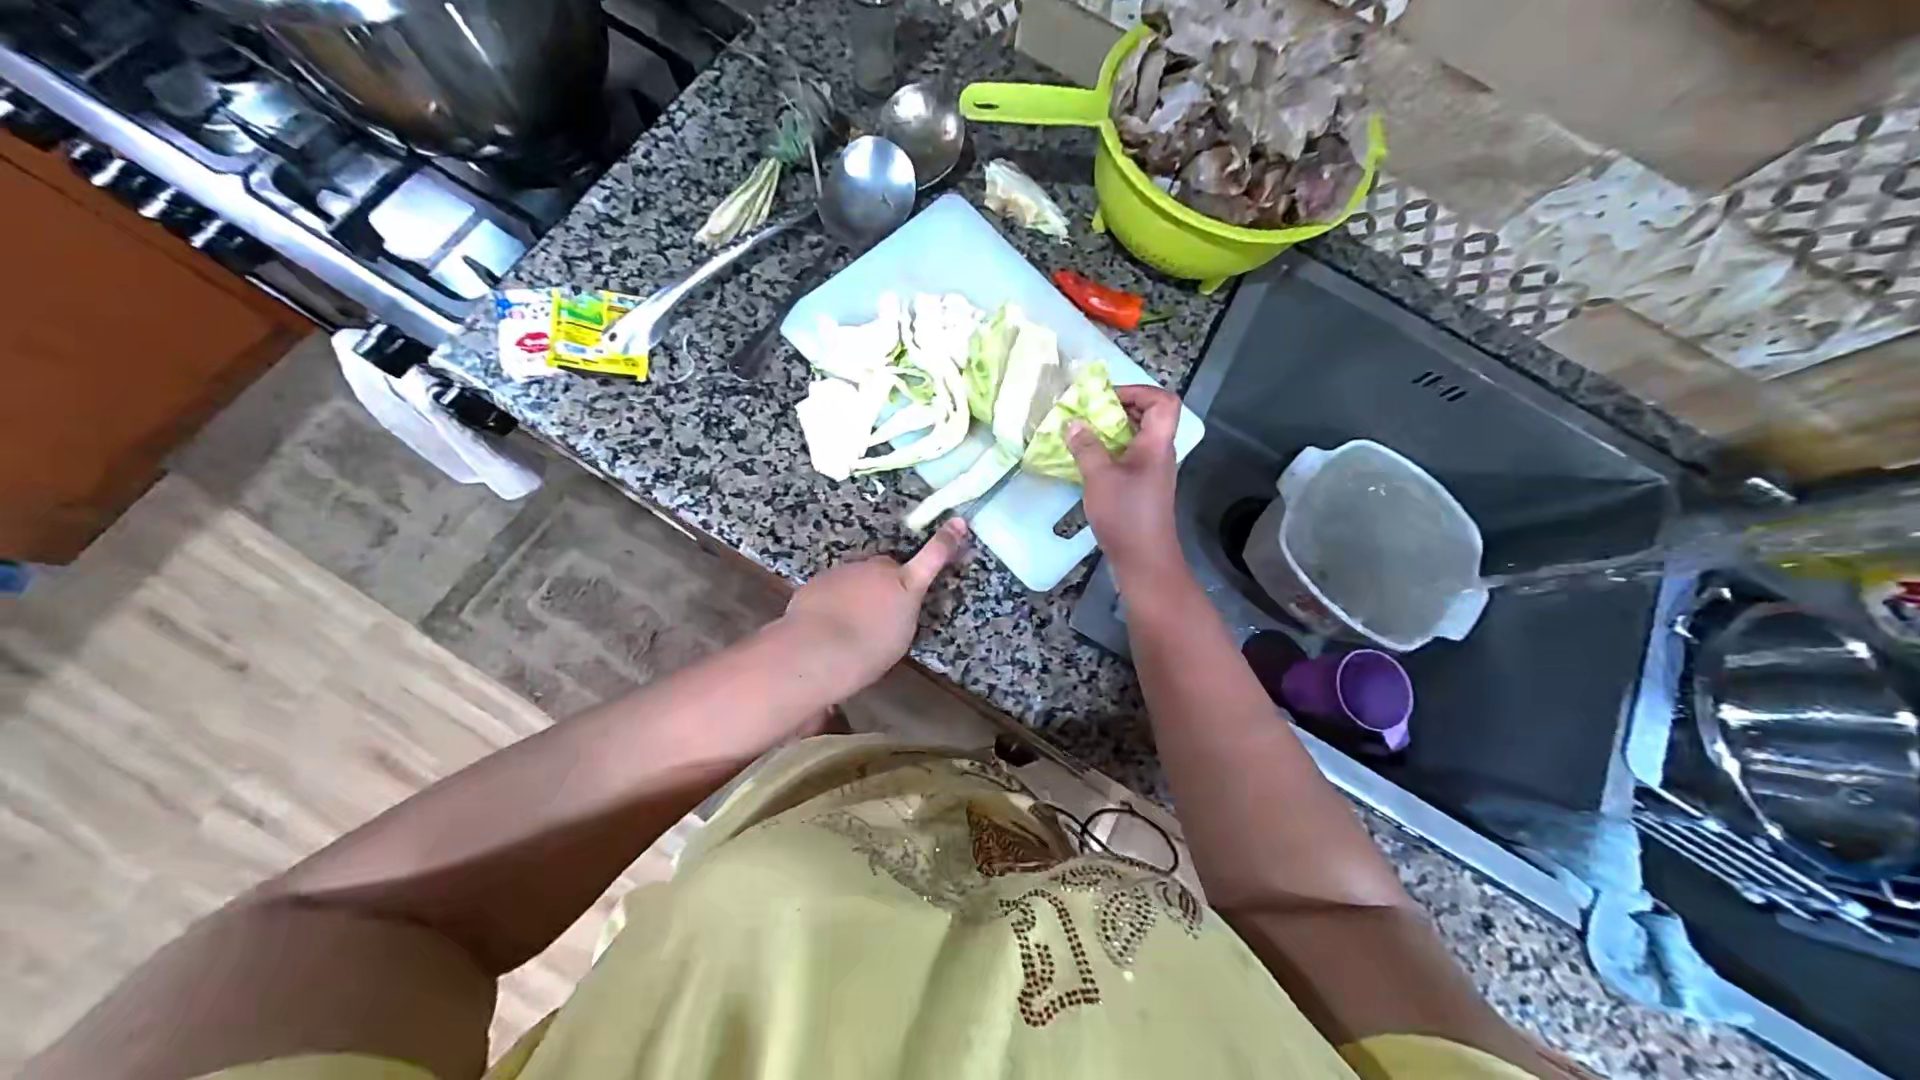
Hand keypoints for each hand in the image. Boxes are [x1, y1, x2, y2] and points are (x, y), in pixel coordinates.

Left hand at [780, 517, 968, 692]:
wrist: (817, 649)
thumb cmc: (869, 652)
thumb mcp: (899, 637)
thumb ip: (901, 613)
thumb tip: (893, 607)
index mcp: (906, 586)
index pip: (932, 558)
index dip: (946, 540)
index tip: (958, 522)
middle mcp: (878, 569)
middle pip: (887, 568)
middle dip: (886, 583)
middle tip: (879, 613)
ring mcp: (847, 570)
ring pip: (858, 577)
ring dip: (857, 593)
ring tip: (849, 624)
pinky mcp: (820, 578)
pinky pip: (834, 586)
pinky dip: (834, 599)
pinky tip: (826, 623)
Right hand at [1068, 384, 1181, 582]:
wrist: (1144, 560)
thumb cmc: (1126, 515)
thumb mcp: (1099, 477)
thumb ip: (1086, 446)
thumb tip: (1072, 422)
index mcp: (1156, 444)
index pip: (1163, 401)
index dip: (1138, 391)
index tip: (1106, 399)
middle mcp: (1158, 453)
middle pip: (1149, 416)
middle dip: (1118, 408)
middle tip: (1089, 413)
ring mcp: (1151, 471)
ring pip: (1136, 438)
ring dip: (1110, 432)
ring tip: (1082, 434)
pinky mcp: (1141, 488)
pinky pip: (1127, 457)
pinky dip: (1109, 452)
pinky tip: (1086, 461)